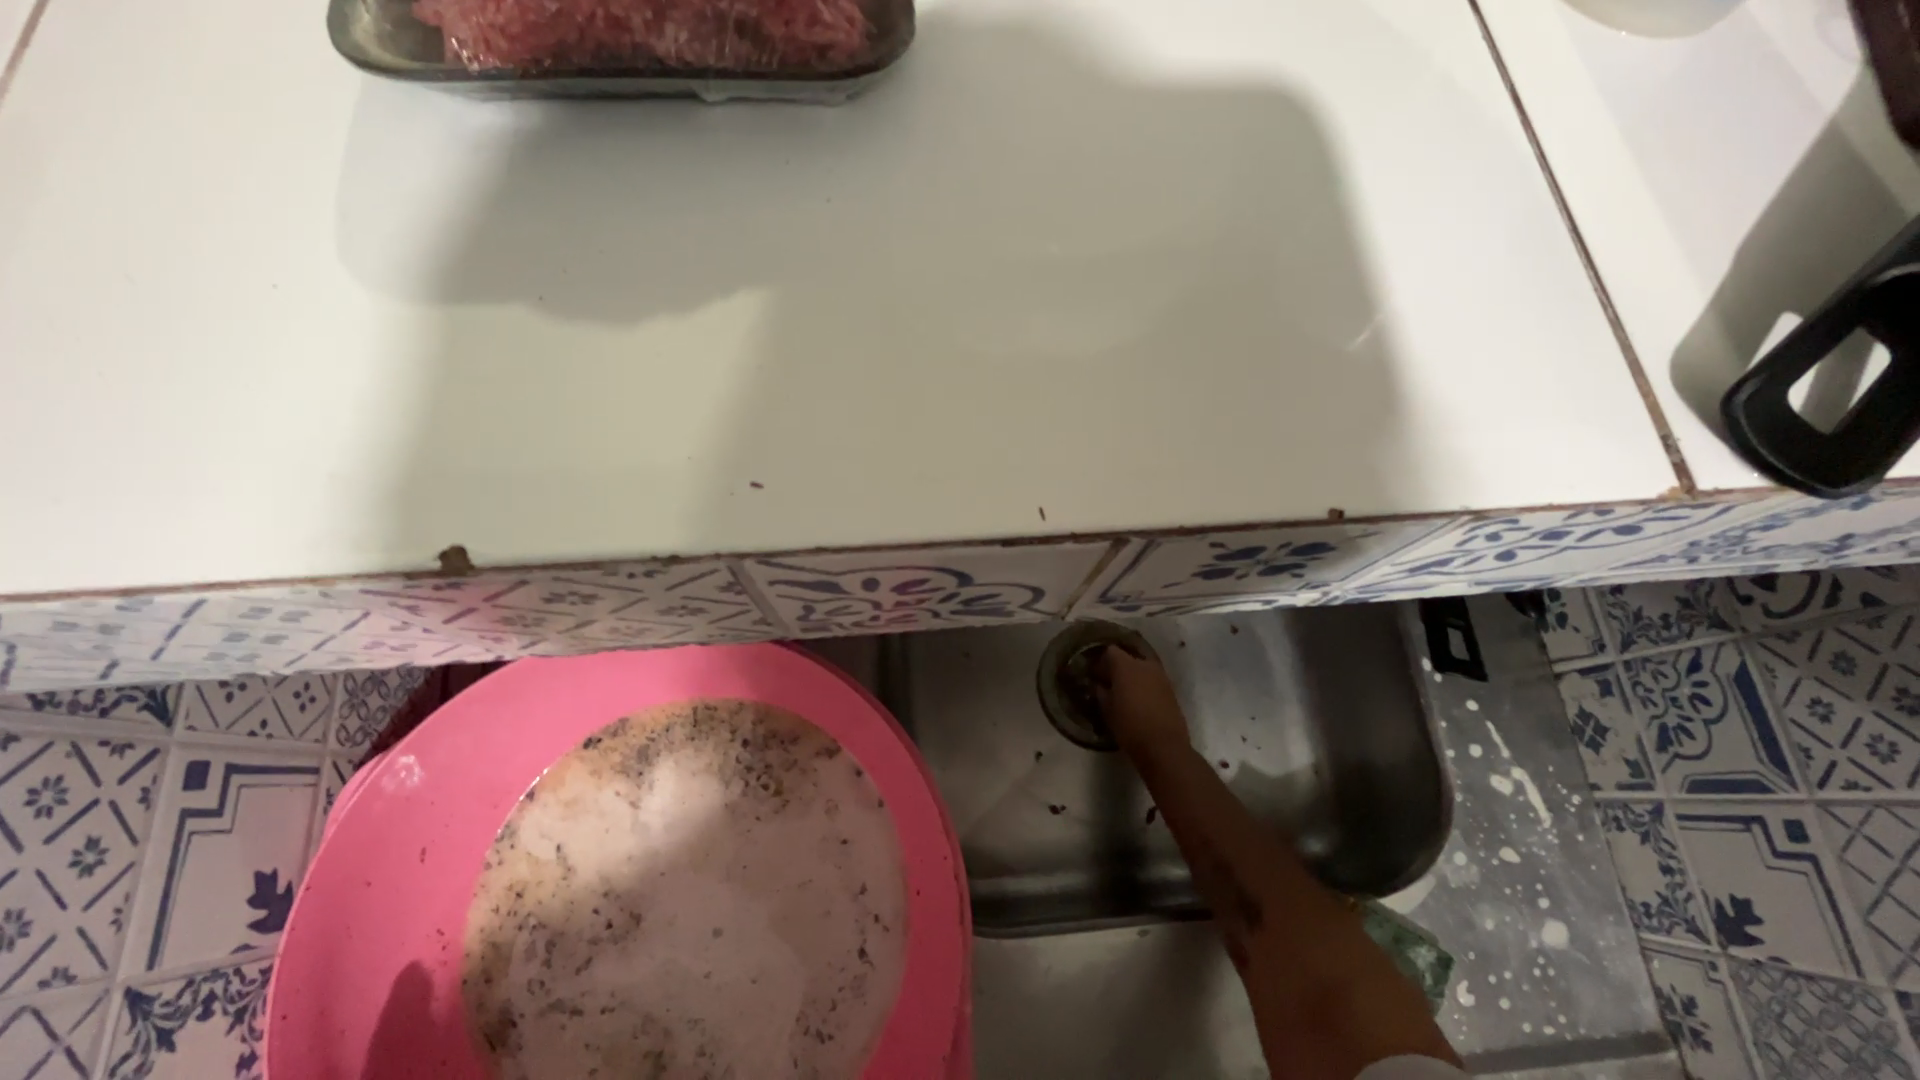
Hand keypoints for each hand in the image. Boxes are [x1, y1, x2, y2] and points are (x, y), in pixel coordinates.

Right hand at [1090, 644, 1190, 753]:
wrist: (1164, 746)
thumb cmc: (1129, 726)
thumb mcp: (1107, 710)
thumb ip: (1100, 692)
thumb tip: (1097, 684)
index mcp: (1126, 666)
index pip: (1110, 651)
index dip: (1101, 662)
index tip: (1095, 675)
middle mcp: (1145, 665)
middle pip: (1128, 657)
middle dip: (1117, 667)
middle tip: (1109, 683)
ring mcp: (1161, 675)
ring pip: (1142, 667)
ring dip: (1133, 676)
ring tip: (1124, 692)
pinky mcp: (1171, 689)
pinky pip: (1153, 679)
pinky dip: (1145, 684)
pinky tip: (1139, 700)